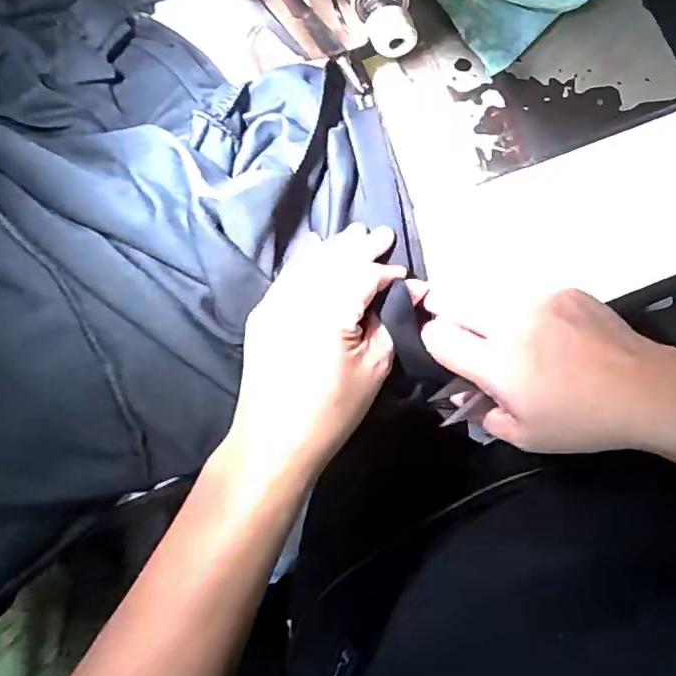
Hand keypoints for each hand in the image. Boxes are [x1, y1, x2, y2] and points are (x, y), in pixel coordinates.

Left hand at [223, 225, 406, 478]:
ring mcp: (276, 304)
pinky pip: (288, 275)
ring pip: (310, 263)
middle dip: (360, 247)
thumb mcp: (375, 366)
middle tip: (383, 234)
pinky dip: (306, 259)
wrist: (272, 441)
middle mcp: (299, 299)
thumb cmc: (332, 410)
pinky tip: (316, 246)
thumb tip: (413, 291)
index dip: (388, 272)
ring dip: (335, 248)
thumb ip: (392, 322)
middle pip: (335, 261)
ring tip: (355, 234)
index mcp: (330, 313)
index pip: (364, 276)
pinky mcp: (263, 314)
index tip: (407, 276)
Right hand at [418, 286, 675, 453]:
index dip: (434, 343)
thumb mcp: (527, 436)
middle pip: (455, 300)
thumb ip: (486, 414)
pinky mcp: (565, 289)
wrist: (642, 387)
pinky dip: (526, 310)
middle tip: (468, 337)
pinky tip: (550, 331)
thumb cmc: (583, 420)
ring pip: (492, 293)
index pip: (439, 336)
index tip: (447, 353)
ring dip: (489, 312)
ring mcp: (540, 299)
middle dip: (451, 317)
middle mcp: (512, 321)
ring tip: (513, 336)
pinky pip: (528, 294)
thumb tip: (465, 393)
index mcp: (499, 363)